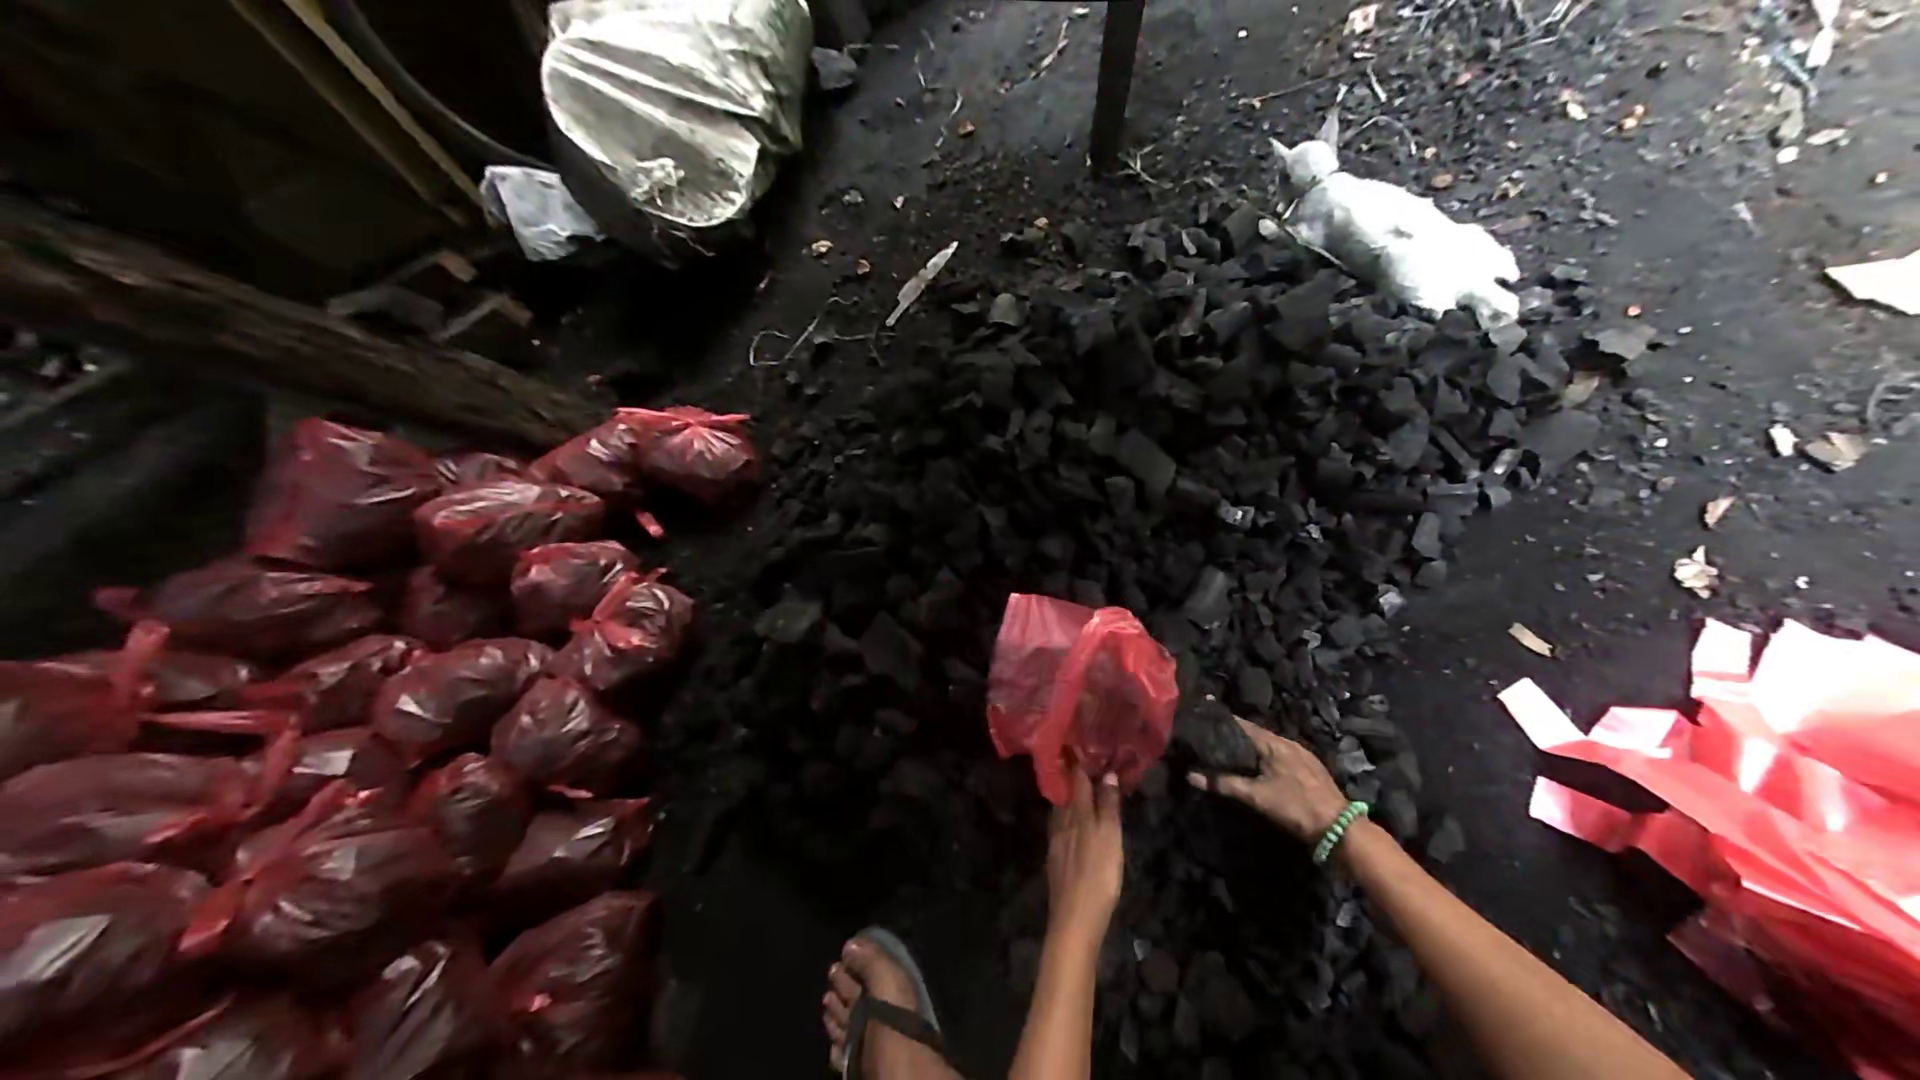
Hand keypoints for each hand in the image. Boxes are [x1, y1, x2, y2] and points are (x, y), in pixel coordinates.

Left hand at [1045, 768, 1122, 939]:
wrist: (1074, 920)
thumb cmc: (1098, 875)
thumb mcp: (1109, 837)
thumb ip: (1107, 806)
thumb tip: (1108, 774)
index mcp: (1075, 813)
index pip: (1075, 779)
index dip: (1080, 761)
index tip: (1084, 743)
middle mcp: (1061, 821)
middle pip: (1066, 792)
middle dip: (1074, 776)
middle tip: (1085, 760)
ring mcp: (1056, 841)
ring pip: (1062, 809)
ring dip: (1070, 795)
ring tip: (1080, 786)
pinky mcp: (1056, 858)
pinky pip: (1061, 825)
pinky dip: (1069, 814)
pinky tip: (1073, 820)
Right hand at [1186, 717, 1349, 842]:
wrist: (1340, 829)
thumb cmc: (1295, 806)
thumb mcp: (1255, 796)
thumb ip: (1222, 783)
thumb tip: (1189, 774)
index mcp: (1273, 742)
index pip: (1240, 724)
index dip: (1220, 723)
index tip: (1200, 723)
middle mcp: (1287, 742)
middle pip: (1254, 734)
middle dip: (1232, 737)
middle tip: (1208, 741)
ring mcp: (1301, 754)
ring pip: (1267, 745)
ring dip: (1248, 748)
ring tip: (1227, 753)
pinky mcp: (1308, 768)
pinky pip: (1278, 755)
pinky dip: (1263, 758)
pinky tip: (1255, 768)